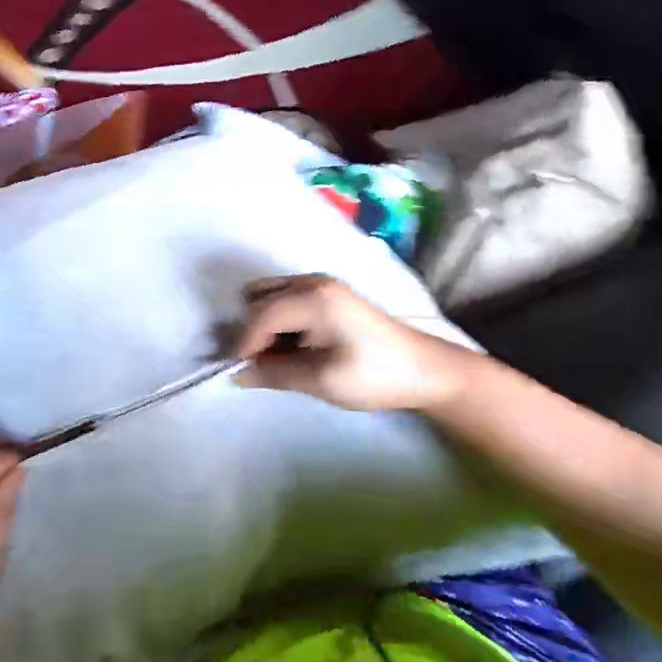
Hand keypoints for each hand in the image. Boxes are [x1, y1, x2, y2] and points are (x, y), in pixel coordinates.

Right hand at [232, 274, 471, 412]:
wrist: (424, 370)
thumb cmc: (374, 375)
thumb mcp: (322, 380)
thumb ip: (275, 374)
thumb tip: (237, 374)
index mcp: (313, 297)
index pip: (260, 315)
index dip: (244, 344)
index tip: (241, 373)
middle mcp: (313, 281)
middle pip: (259, 298)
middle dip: (252, 332)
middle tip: (263, 366)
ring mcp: (321, 285)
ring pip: (270, 295)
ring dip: (264, 325)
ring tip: (278, 358)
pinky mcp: (328, 294)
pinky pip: (286, 299)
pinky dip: (279, 321)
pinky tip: (294, 348)